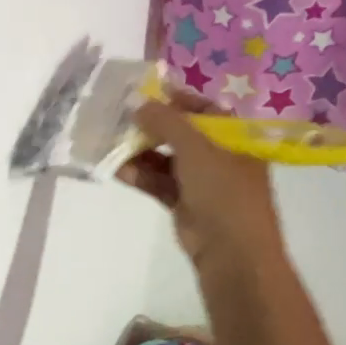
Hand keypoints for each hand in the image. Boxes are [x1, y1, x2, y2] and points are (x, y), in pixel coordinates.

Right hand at [115, 97, 282, 268]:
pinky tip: (117, 169)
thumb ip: (166, 122)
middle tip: (120, 119)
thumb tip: (139, 104)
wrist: (232, 251)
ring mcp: (202, 182)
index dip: (175, 100)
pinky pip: (159, 183)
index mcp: (234, 137)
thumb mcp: (196, 148)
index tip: (144, 94)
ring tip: (111, 144)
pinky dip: (140, 176)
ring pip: (166, 160)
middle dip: (150, 128)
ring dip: (140, 153)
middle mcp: (219, 156)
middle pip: (180, 134)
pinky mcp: (184, 204)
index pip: (203, 110)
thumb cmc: (224, 191)